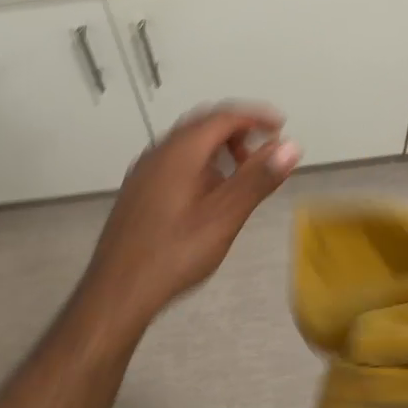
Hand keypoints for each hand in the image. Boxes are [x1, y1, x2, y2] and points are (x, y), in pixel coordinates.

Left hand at [76, 104, 300, 335]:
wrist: (117, 290)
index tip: (280, 127)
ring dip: (218, 150)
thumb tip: (290, 146)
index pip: (223, 116)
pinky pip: (174, 162)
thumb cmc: (174, 253)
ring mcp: (144, 171)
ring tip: (240, 178)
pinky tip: (208, 198)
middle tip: (263, 154)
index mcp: (180, 151)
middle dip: (237, 132)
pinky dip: (200, 165)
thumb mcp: (224, 217)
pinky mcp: (137, 191)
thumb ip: (257, 179)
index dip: (255, 117)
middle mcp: (158, 152)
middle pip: (203, 125)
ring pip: (187, 144)